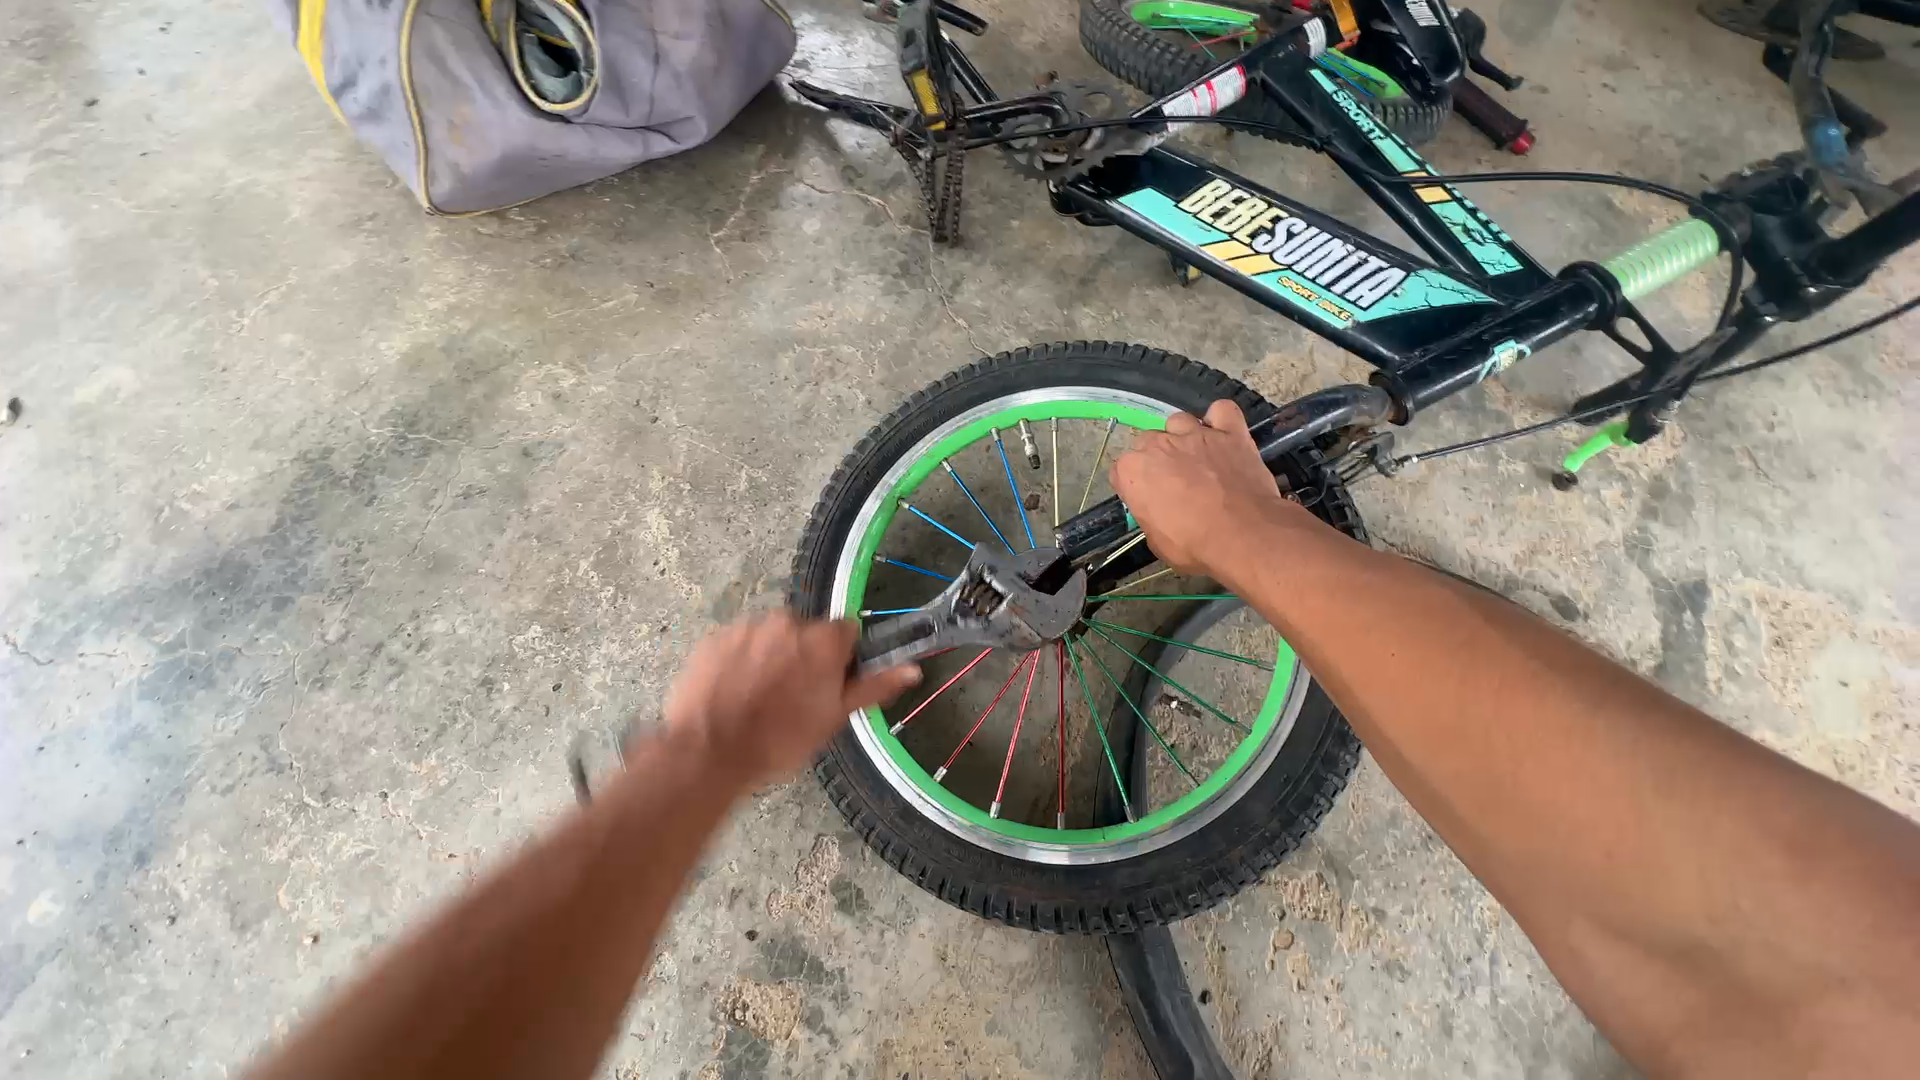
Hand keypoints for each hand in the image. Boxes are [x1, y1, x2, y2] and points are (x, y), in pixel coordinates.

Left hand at [660, 611, 919, 787]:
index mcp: (823, 639)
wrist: (708, 750)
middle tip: (794, 696)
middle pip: (807, 632)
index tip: (831, 682)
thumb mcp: (834, 718)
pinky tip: (735, 691)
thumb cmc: (778, 741)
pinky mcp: (716, 637)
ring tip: (759, 697)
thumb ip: (873, 687)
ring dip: (771, 656)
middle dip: (804, 655)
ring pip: (771, 636)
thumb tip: (912, 669)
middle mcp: (787, 622)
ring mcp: (747, 627)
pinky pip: (738, 642)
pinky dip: (740, 660)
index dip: (841, 657)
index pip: (846, 631)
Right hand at [1109, 399, 1296, 578]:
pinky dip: (1220, 419)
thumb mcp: (1157, 542)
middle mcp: (1159, 444)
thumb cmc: (1194, 544)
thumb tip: (1158, 512)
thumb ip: (1150, 516)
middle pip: (1148, 442)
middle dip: (1157, 459)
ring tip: (1195, 457)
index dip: (1134, 486)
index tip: (1145, 499)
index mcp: (1133, 471)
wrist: (1243, 534)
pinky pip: (1221, 411)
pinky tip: (1222, 434)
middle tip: (1173, 482)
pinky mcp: (1230, 432)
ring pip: (1179, 421)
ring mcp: (1196, 434)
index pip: (1121, 471)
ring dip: (1183, 436)